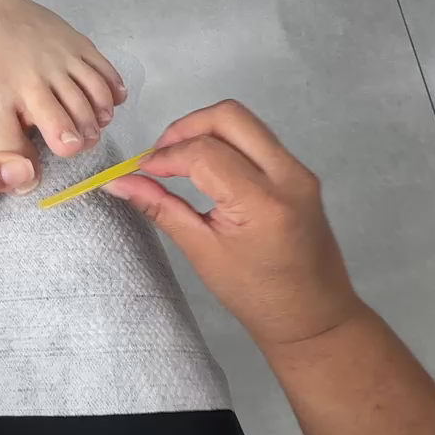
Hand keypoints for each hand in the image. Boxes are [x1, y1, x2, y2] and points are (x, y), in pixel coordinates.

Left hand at [0, 0, 125, 165]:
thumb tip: (17, 166)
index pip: (10, 152)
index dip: (23, 174)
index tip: (29, 179)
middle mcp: (23, 81)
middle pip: (66, 131)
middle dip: (72, 146)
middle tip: (68, 146)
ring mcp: (51, 59)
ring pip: (90, 104)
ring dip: (94, 124)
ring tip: (88, 130)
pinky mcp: (69, 41)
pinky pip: (101, 72)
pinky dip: (110, 93)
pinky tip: (107, 104)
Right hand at [105, 100, 364, 347]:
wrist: (316, 317)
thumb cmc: (256, 294)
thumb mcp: (201, 251)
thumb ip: (160, 208)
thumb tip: (118, 183)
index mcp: (263, 203)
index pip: (204, 153)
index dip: (165, 156)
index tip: (140, 171)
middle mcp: (287, 176)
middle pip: (228, 116)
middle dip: (185, 128)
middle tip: (161, 156)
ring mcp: (298, 171)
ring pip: (242, 122)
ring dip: (203, 130)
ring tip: (178, 160)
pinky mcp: (298, 172)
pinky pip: (254, 138)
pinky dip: (222, 141)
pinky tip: (203, 167)